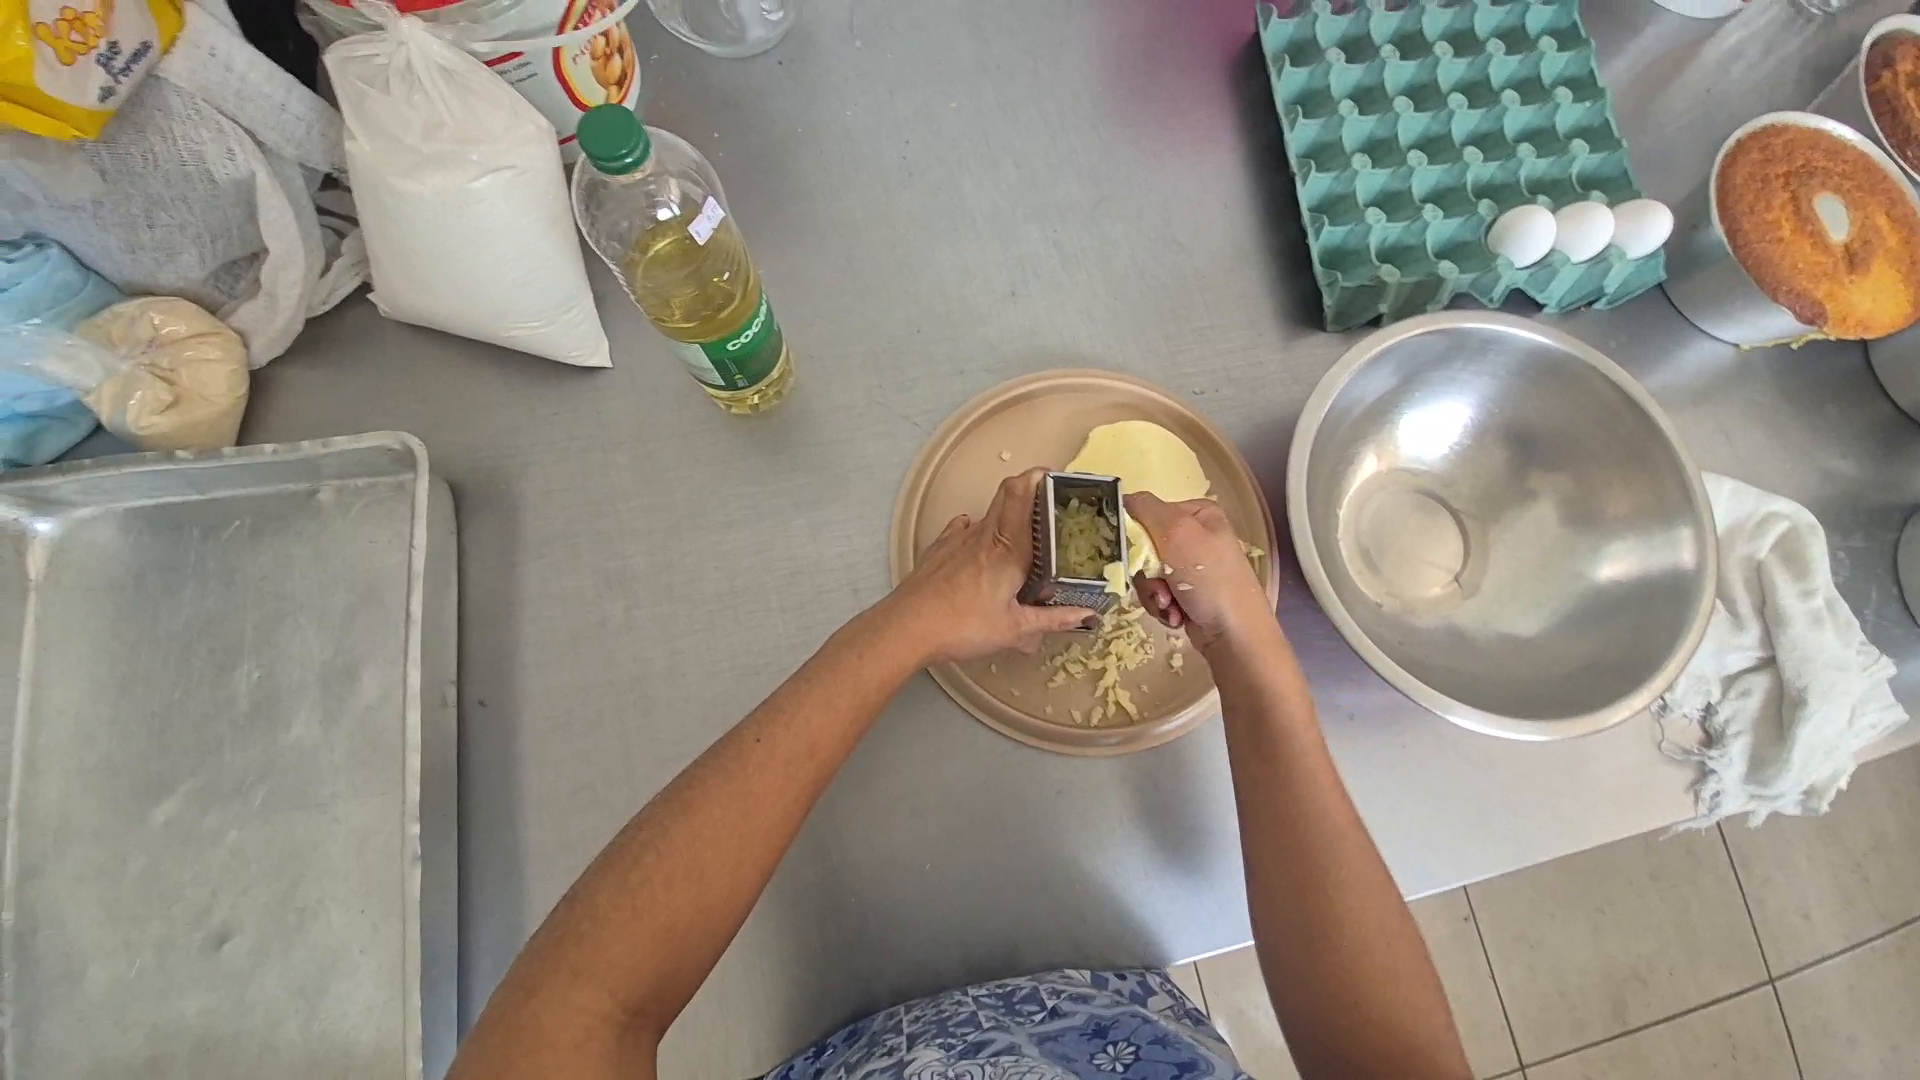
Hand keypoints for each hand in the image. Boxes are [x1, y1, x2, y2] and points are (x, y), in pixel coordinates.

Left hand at [885, 469, 1096, 663]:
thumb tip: (1086, 616)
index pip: (1022, 493)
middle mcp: (984, 533)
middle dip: (1029, 489)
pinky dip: (977, 531)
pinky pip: (963, 529)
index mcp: (1009, 547)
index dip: (1039, 477)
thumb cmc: (962, 626)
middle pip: (1007, 493)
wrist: (906, 627)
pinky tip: (979, 548)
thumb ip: (1053, 620)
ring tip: (1021, 537)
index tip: (1058, 477)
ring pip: (988, 513)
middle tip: (1050, 502)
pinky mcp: (940, 548)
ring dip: (1007, 516)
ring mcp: (958, 538)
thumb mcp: (1014, 630)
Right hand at [1126, 491, 1273, 650]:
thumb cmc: (1210, 578)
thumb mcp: (1177, 532)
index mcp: (1197, 513)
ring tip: (1170, 605)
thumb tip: (1122, 497)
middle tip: (1159, 587)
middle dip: (1146, 573)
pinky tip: (1176, 615)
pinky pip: (1156, 594)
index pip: (1148, 512)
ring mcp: (1191, 567)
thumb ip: (1146, 509)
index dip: (1136, 535)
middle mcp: (1195, 537)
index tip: (1137, 555)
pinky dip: (1161, 606)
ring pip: (1146, 575)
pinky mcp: (1187, 593)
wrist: (1234, 634)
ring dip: (1152, 593)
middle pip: (1144, 547)